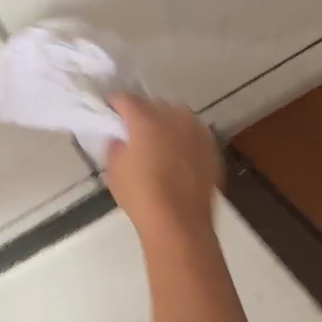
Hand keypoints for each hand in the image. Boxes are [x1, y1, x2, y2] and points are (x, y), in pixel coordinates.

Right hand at [104, 95, 220, 237]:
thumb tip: (120, 139)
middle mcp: (174, 119)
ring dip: (166, 120)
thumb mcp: (114, 170)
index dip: (116, 103)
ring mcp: (196, 132)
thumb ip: (115, 146)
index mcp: (145, 121)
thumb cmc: (140, 195)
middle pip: (155, 103)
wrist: (179, 222)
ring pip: (179, 114)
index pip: (127, 99)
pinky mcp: (211, 148)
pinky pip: (195, 132)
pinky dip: (184, 136)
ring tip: (159, 137)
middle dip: (143, 111)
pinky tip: (178, 152)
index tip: (109, 110)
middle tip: (133, 128)